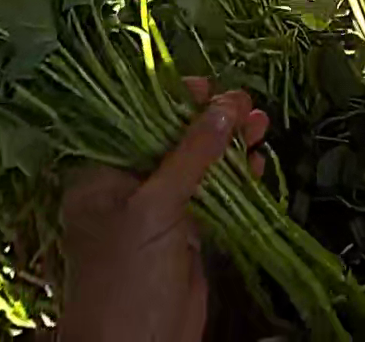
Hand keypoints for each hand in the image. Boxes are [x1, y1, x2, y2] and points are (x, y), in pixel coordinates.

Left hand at [58, 78, 269, 341]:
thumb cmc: (128, 278)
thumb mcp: (155, 209)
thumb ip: (192, 154)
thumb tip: (226, 105)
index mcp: (104, 173)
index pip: (138, 118)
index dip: (174, 99)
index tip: (209, 86)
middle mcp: (131, 183)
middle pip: (176, 136)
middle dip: (213, 119)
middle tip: (247, 104)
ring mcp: (161, 206)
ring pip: (200, 161)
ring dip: (231, 142)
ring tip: (260, 125)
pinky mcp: (188, 227)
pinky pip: (215, 189)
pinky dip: (238, 174)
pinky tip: (258, 162)